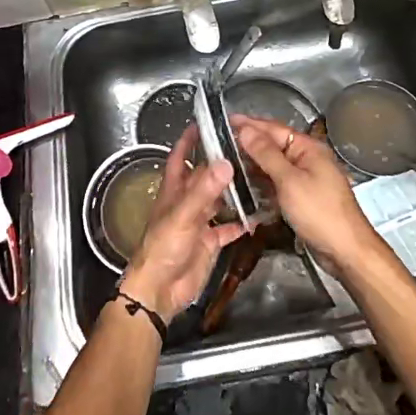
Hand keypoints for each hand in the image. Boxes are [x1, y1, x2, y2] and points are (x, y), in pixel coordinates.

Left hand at [119, 125, 247, 321]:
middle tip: (244, 150)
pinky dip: (240, 223)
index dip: (188, 140)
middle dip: (220, 164)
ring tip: (256, 178)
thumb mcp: (183, 215)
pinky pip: (227, 228)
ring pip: (218, 200)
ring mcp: (198, 222)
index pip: (180, 157)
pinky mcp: (209, 243)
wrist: (159, 291)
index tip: (204, 124)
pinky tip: (256, 217)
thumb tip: (225, 163)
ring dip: (233, 192)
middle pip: (204, 177)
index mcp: (173, 190)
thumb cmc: (162, 248)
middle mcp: (186, 202)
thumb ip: (204, 191)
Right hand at [232, 114, 382, 270]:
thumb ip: (266, 154)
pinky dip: (263, 183)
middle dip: (250, 144)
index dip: (250, 124)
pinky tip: (246, 186)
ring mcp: (306, 179)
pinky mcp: (303, 197)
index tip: (227, 121)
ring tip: (228, 163)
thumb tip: (246, 130)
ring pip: (275, 165)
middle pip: (274, 146)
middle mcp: (308, 159)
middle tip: (222, 144)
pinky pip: (279, 183)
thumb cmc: (320, 213)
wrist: (346, 251)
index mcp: (308, 148)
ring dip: (254, 165)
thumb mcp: (289, 180)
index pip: (274, 129)